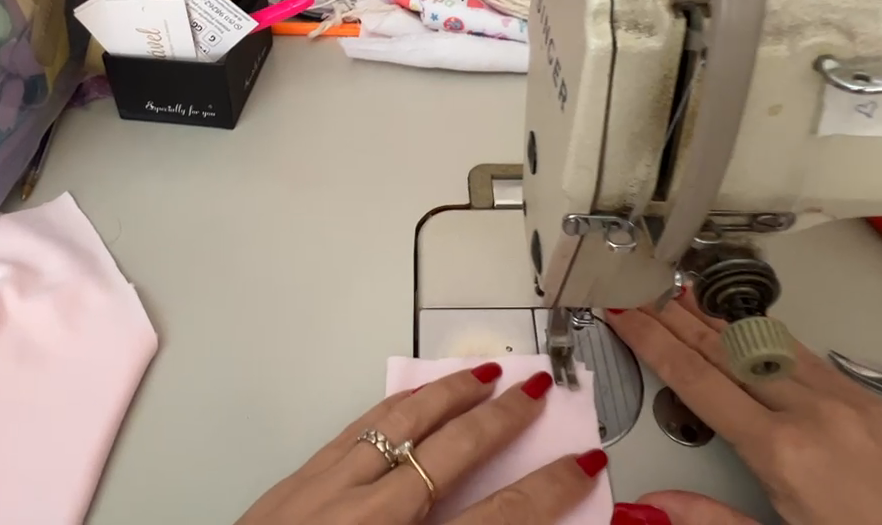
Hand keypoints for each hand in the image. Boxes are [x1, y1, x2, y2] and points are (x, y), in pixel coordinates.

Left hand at [236, 362, 608, 524]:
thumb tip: (500, 522)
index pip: (497, 524)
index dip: (547, 491)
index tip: (582, 463)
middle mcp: (371, 520)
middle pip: (453, 453)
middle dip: (503, 418)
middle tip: (539, 387)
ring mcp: (330, 491)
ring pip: (403, 423)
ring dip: (449, 393)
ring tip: (485, 371)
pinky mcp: (299, 478)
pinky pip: (359, 427)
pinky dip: (396, 405)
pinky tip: (414, 395)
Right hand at [603, 297, 881, 524]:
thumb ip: (715, 522)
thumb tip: (650, 504)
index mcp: (782, 454)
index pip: (697, 381)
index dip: (652, 342)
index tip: (623, 314)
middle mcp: (811, 411)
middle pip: (724, 350)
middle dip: (675, 316)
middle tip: (640, 288)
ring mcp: (850, 400)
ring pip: (766, 344)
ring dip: (717, 318)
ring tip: (680, 293)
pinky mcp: (881, 403)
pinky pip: (808, 357)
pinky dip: (767, 338)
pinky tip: (752, 330)